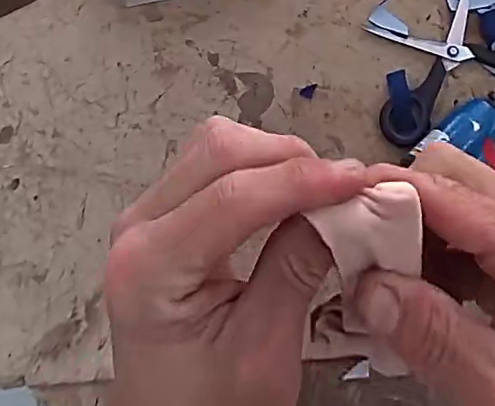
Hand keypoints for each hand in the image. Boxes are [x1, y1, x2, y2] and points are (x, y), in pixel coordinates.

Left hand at [106, 116, 370, 405]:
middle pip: (221, 151)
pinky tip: (291, 189)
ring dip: (278, 156)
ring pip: (220, 143)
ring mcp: (149, 212)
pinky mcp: (168, 210)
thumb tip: (344, 200)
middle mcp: (137, 227)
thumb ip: (298, 266)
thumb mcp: (264, 351)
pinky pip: (219, 160)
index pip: (231, 196)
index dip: (301, 179)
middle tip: (342, 186)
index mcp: (147, 270)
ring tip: (319, 189)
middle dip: (290, 159)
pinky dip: (264, 164)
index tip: (357, 179)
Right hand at [355, 143, 494, 405]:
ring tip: (381, 280)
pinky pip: (472, 228)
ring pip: (458, 194)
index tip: (334, 211)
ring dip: (414, 226)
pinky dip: (436, 248)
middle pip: (452, 173)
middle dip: (398, 203)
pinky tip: (419, 294)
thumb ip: (437, 338)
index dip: (386, 192)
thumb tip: (368, 285)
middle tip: (358, 257)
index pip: (446, 189)